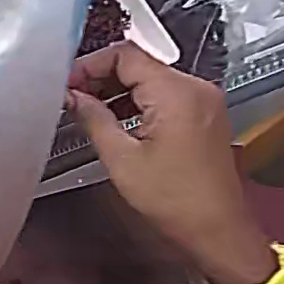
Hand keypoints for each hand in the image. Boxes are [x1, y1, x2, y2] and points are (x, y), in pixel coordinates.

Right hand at [66, 42, 273, 283]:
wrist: (216, 228)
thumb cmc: (172, 199)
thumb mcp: (121, 159)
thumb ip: (94, 119)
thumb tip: (72, 96)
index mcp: (176, 93)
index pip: (126, 55)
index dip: (91, 64)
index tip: (66, 83)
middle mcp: (195, 87)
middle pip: (140, 63)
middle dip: (101, 76)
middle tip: (71, 96)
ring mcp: (203, 100)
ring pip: (151, 79)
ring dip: (117, 89)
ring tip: (87, 108)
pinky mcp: (204, 114)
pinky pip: (165, 95)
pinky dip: (137, 101)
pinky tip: (114, 118)